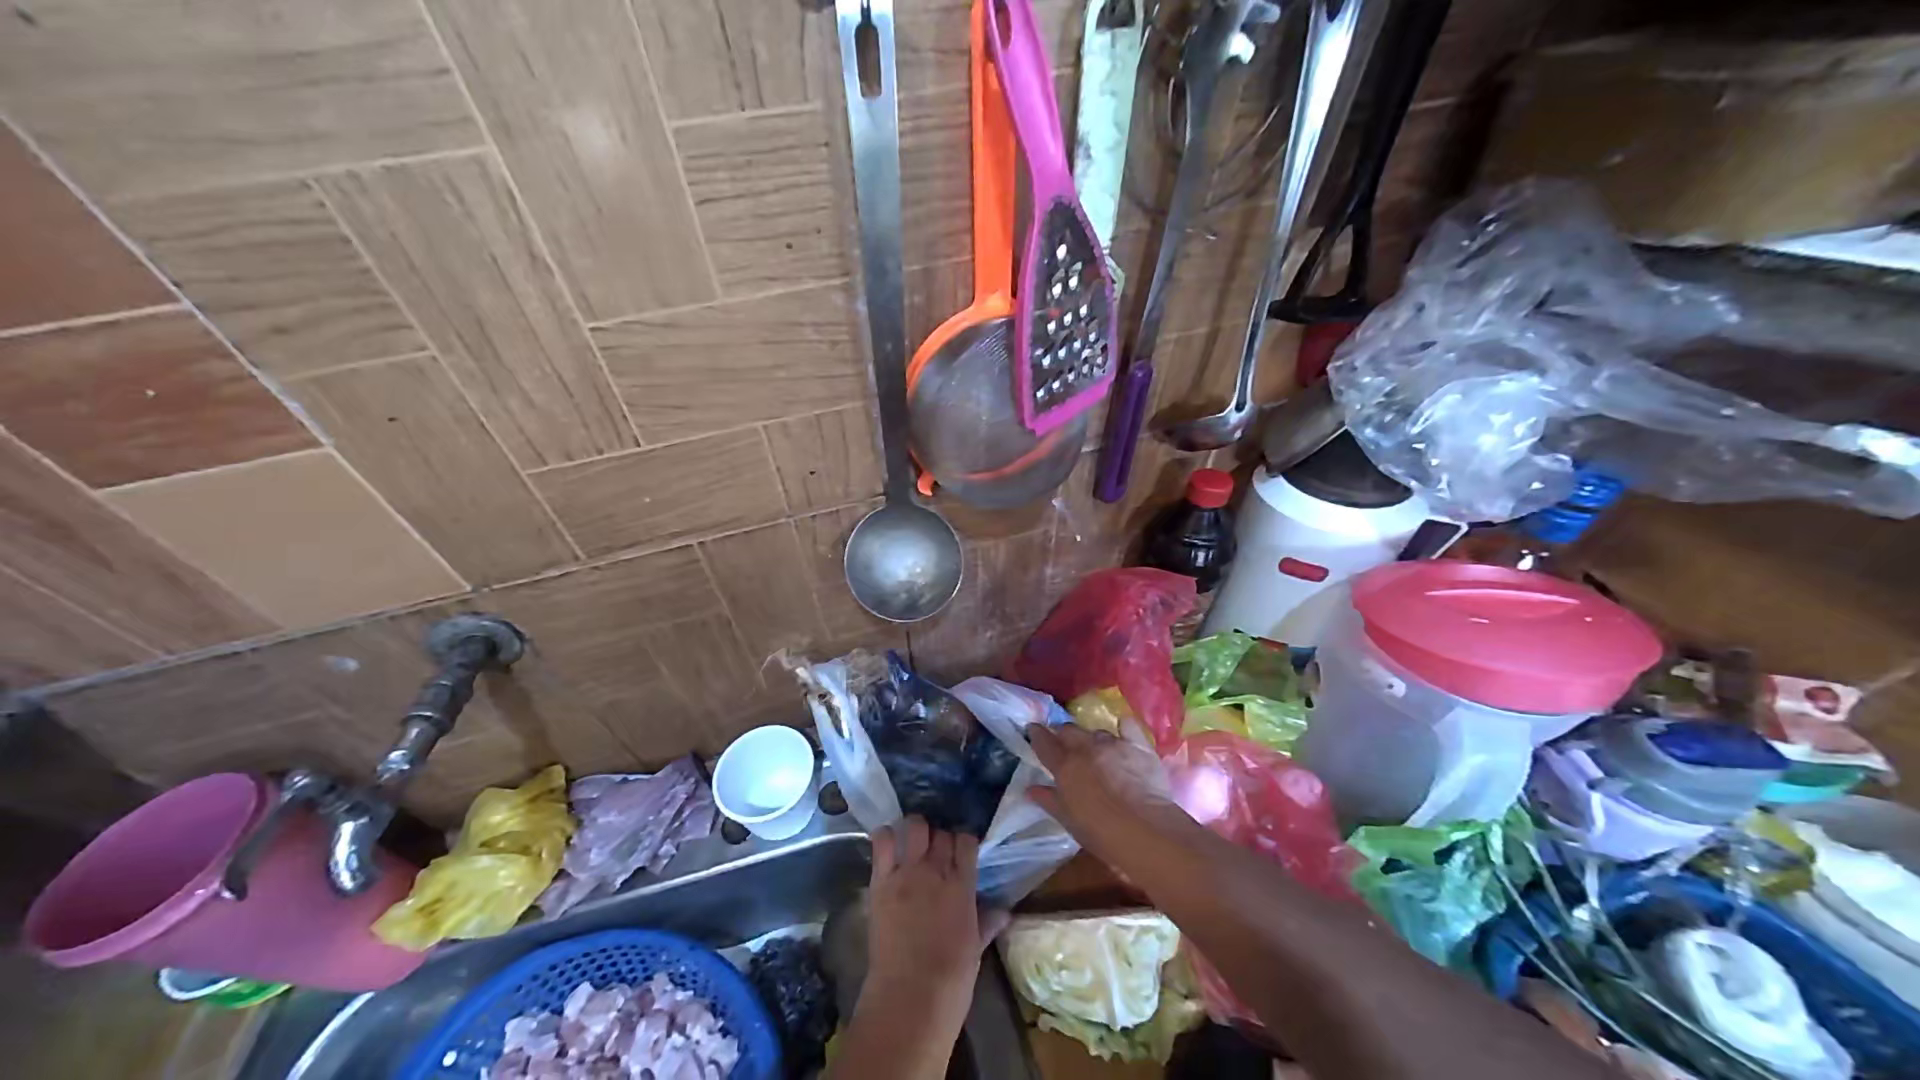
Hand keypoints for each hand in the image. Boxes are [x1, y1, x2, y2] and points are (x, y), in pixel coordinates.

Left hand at [863, 817, 1006, 1028]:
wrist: (910, 997)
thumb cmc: (951, 980)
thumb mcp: (975, 949)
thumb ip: (986, 923)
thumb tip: (1003, 912)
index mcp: (963, 886)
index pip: (966, 841)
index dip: (963, 841)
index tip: (960, 849)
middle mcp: (936, 871)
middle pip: (940, 833)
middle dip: (939, 837)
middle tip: (935, 851)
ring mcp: (907, 873)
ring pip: (914, 826)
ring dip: (914, 829)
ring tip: (912, 841)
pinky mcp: (881, 881)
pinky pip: (882, 842)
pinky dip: (885, 836)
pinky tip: (888, 844)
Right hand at [1028, 724, 1194, 865]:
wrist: (1144, 828)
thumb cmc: (1100, 831)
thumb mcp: (1068, 820)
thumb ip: (1049, 800)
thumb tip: (1031, 789)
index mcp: (1065, 766)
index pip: (1044, 742)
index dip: (1037, 734)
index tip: (1033, 729)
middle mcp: (1086, 748)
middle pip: (1069, 730)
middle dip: (1063, 733)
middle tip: (1063, 742)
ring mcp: (1113, 743)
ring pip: (1096, 731)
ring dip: (1091, 738)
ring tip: (1094, 748)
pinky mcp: (1138, 746)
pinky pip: (1128, 726)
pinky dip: (1123, 727)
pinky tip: (1123, 730)